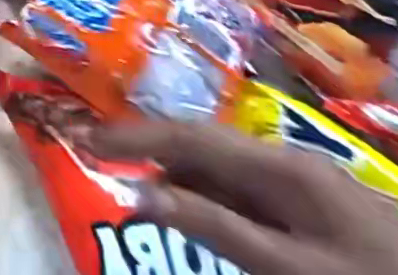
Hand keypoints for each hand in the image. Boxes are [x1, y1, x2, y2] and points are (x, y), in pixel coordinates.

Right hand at [92, 119, 397, 274]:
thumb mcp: (292, 270)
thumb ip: (213, 227)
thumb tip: (134, 192)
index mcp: (284, 167)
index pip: (189, 136)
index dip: (131, 136)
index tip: (83, 141)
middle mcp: (289, 162)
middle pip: (201, 141)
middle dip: (148, 146)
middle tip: (98, 154)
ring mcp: (306, 185)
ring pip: (220, 165)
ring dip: (177, 173)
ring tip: (142, 190)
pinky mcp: (314, 209)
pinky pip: (242, 188)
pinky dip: (208, 194)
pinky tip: (194, 211)